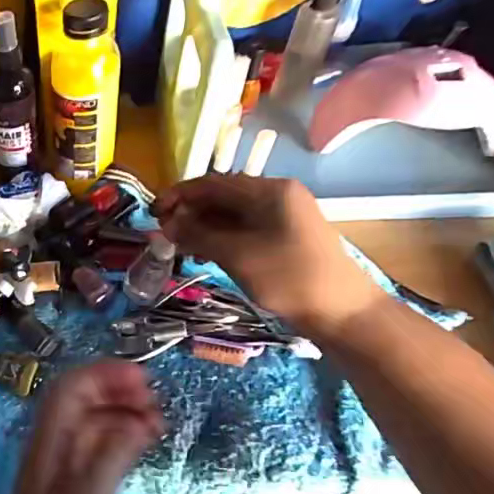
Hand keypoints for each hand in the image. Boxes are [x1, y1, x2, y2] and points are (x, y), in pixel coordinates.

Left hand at [3, 361, 163, 493]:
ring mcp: (62, 476)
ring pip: (90, 426)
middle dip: (115, 391)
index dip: (103, 376)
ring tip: (157, 421)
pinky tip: (143, 446)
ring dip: (120, 414)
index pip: (68, 392)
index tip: (145, 379)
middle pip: (78, 403)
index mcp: (46, 452)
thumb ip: (109, 457)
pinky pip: (97, 452)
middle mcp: (50, 456)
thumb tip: (137, 419)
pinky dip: (120, 440)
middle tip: (155, 401)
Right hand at [153, 173, 381, 334]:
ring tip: (180, 248)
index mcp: (269, 190)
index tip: (153, 213)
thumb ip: (199, 235)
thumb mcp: (237, 255)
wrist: (340, 311)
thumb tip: (167, 224)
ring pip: (232, 215)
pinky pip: (244, 229)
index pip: (213, 182)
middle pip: (222, 196)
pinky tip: (206, 254)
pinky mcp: (284, 237)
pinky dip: (221, 238)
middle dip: (190, 212)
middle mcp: (276, 195)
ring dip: (203, 227)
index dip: (179, 195)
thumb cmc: (288, 277)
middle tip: (164, 235)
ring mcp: (282, 217)